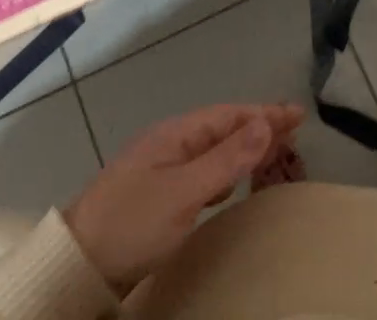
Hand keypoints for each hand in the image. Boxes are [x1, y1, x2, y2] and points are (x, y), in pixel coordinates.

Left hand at [65, 102, 303, 290]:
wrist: (77, 263)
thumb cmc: (132, 223)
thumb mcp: (183, 191)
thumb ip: (226, 159)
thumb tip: (264, 124)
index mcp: (175, 135)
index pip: (230, 116)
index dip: (265, 114)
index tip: (299, 114)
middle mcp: (170, 145)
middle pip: (223, 129)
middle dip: (259, 129)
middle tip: (295, 135)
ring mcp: (161, 170)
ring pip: (214, 151)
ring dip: (245, 150)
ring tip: (274, 154)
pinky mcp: (158, 196)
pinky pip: (203, 172)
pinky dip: (226, 172)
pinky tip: (233, 183)